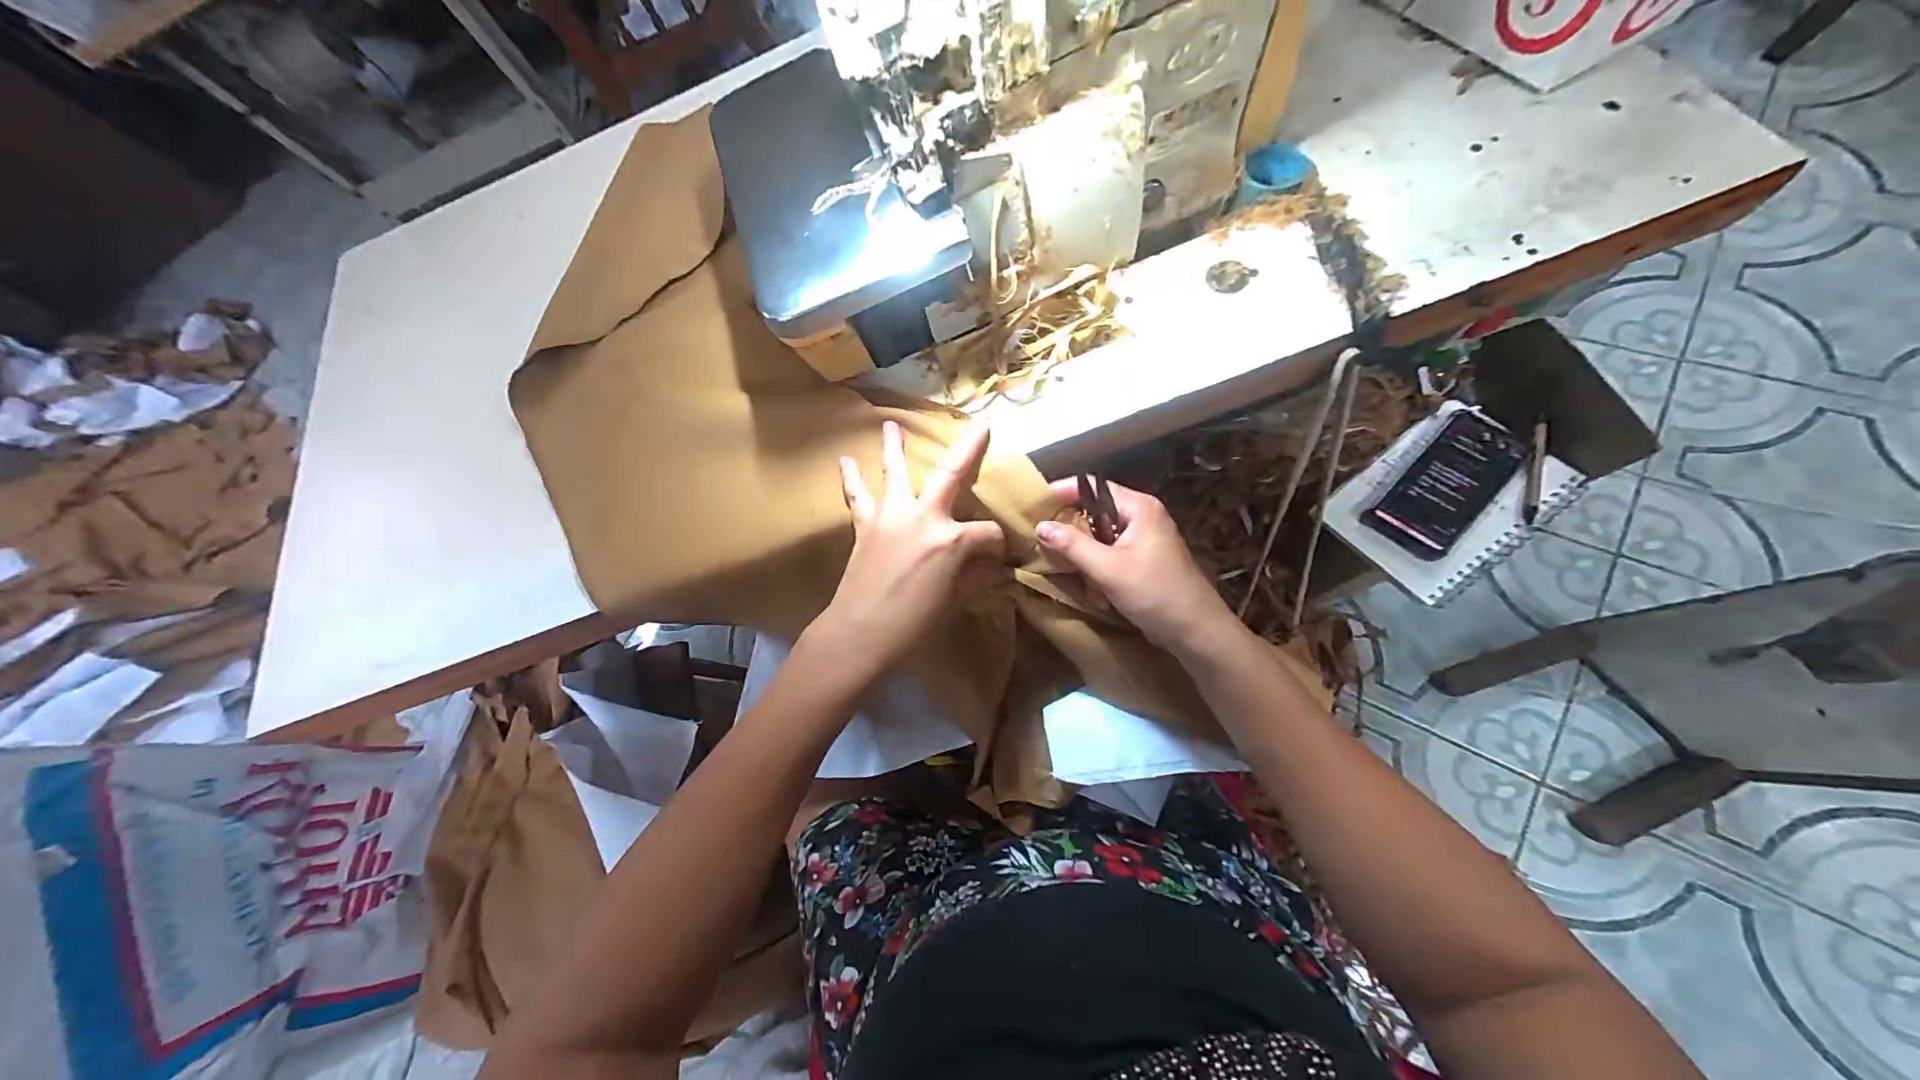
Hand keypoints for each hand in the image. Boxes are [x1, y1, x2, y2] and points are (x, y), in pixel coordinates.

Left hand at [808, 420, 1008, 674]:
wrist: (859, 634)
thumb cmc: (914, 624)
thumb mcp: (954, 601)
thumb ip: (976, 576)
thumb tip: (997, 566)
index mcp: (952, 539)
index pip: (988, 532)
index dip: (998, 544)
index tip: (1000, 557)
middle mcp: (923, 517)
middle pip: (951, 474)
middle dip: (970, 447)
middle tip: (982, 423)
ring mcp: (891, 517)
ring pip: (894, 473)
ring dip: (894, 447)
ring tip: (890, 424)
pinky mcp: (866, 526)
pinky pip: (858, 496)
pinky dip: (852, 479)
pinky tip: (845, 461)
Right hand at [1035, 479, 1238, 650]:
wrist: (1196, 631)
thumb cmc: (1154, 593)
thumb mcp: (1108, 569)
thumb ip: (1072, 544)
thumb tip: (1040, 525)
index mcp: (1139, 508)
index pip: (1092, 487)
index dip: (1062, 492)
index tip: (1034, 506)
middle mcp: (1143, 517)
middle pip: (1095, 511)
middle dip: (1071, 527)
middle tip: (1042, 539)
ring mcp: (1145, 539)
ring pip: (1101, 535)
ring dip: (1084, 553)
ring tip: (1065, 566)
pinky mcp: (1144, 560)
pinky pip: (1111, 553)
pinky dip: (1097, 567)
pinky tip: (1092, 589)